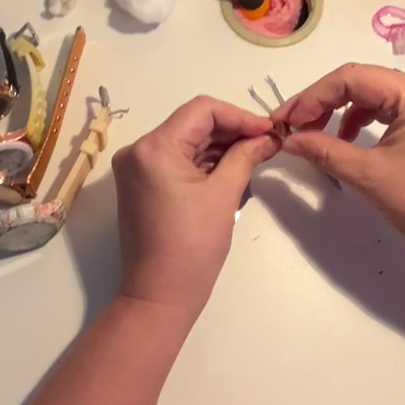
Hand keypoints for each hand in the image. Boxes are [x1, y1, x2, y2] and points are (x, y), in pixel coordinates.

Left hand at [112, 96, 281, 316]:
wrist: (160, 294)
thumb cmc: (192, 247)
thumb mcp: (224, 195)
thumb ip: (245, 156)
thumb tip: (268, 137)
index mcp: (153, 148)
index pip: (202, 110)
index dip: (239, 115)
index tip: (268, 130)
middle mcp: (137, 151)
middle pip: (192, 123)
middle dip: (231, 130)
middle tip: (267, 142)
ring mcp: (136, 168)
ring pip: (185, 141)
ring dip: (219, 145)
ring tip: (255, 155)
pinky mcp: (140, 184)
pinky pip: (176, 159)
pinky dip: (203, 160)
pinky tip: (231, 167)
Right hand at [274, 64, 404, 264]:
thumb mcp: (368, 174)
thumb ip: (323, 150)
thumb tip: (287, 140)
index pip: (351, 78)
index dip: (312, 97)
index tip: (285, 121)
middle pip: (360, 81)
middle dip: (321, 102)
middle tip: (290, 125)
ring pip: (371, 94)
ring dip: (338, 110)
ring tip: (311, 133)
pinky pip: (385, 108)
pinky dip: (359, 119)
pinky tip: (343, 138)